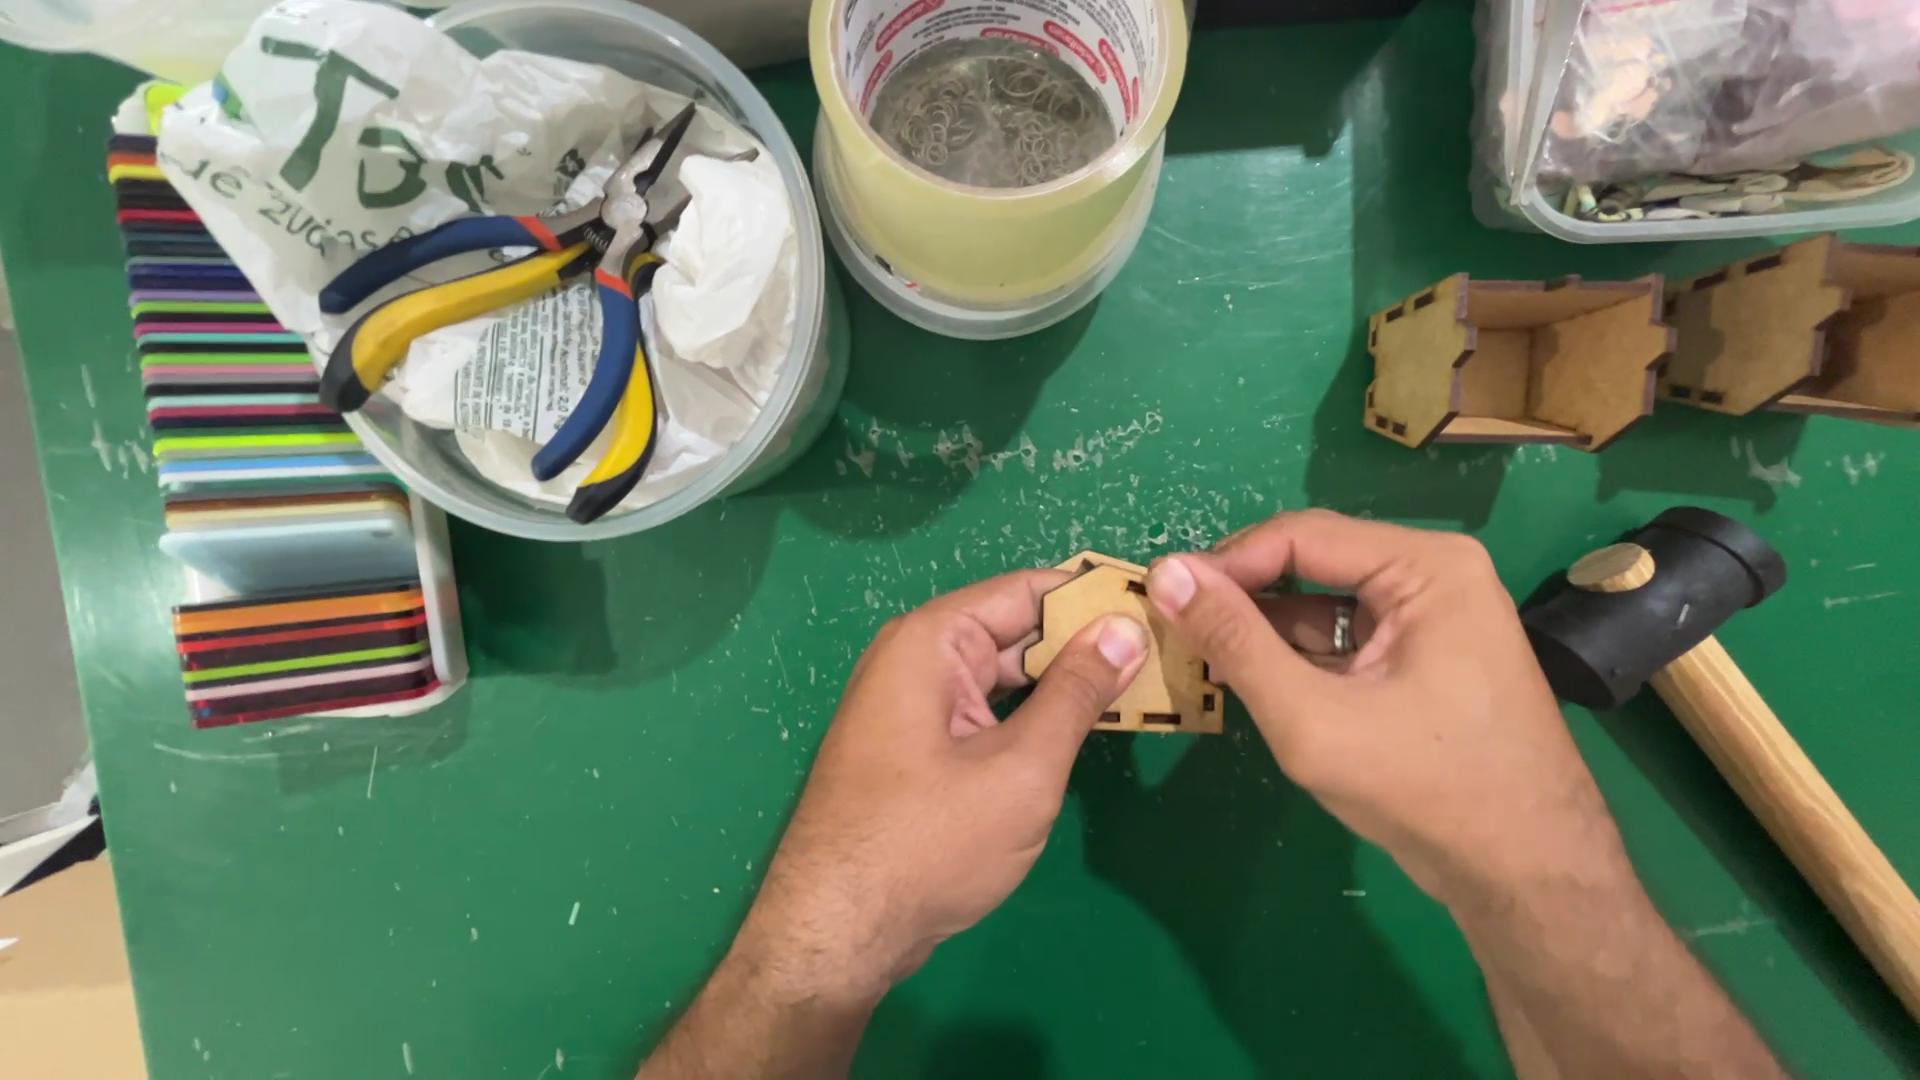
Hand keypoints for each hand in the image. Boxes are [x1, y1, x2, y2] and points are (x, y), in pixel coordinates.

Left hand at [732, 570, 1149, 1004]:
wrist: (836, 933)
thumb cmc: (929, 841)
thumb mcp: (1021, 767)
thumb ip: (1076, 693)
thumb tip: (1124, 628)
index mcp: (932, 640)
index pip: (1026, 592)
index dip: (1090, 598)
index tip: (1153, 608)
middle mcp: (917, 658)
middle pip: (1015, 633)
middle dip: (1082, 645)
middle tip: (1161, 655)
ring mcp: (914, 703)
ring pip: (1003, 677)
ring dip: (1062, 685)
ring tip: (1139, 688)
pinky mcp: (918, 744)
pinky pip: (985, 712)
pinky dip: (1031, 717)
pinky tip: (1081, 729)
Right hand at [1143, 510, 1634, 908]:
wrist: (1527, 878)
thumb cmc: (1424, 790)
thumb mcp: (1309, 716)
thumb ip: (1233, 640)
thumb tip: (1165, 573)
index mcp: (1425, 566)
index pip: (1298, 535)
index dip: (1225, 563)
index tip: (1166, 596)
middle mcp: (1431, 572)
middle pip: (1308, 560)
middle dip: (1241, 592)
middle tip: (1179, 623)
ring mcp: (1428, 613)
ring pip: (1316, 598)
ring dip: (1259, 624)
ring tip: (1201, 650)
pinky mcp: (1418, 650)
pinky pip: (1336, 632)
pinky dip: (1289, 651)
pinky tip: (1248, 675)